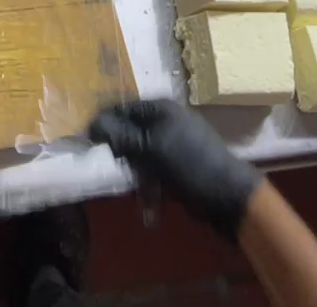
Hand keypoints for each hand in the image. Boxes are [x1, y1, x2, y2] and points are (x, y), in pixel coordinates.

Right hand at [88, 99, 259, 238]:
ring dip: (136, 175)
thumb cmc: (190, 164)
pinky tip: (150, 207)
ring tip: (137, 193)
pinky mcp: (179, 166)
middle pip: (131, 132)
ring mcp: (174, 144)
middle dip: (121, 153)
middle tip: (113, 168)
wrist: (229, 196)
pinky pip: (155, 172)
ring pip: (141, 155)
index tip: (87, 140)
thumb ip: (121, 136)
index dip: (105, 123)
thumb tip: (92, 123)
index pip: (123, 108)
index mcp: (161, 108)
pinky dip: (150, 187)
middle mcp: (166, 121)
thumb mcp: (151, 148)